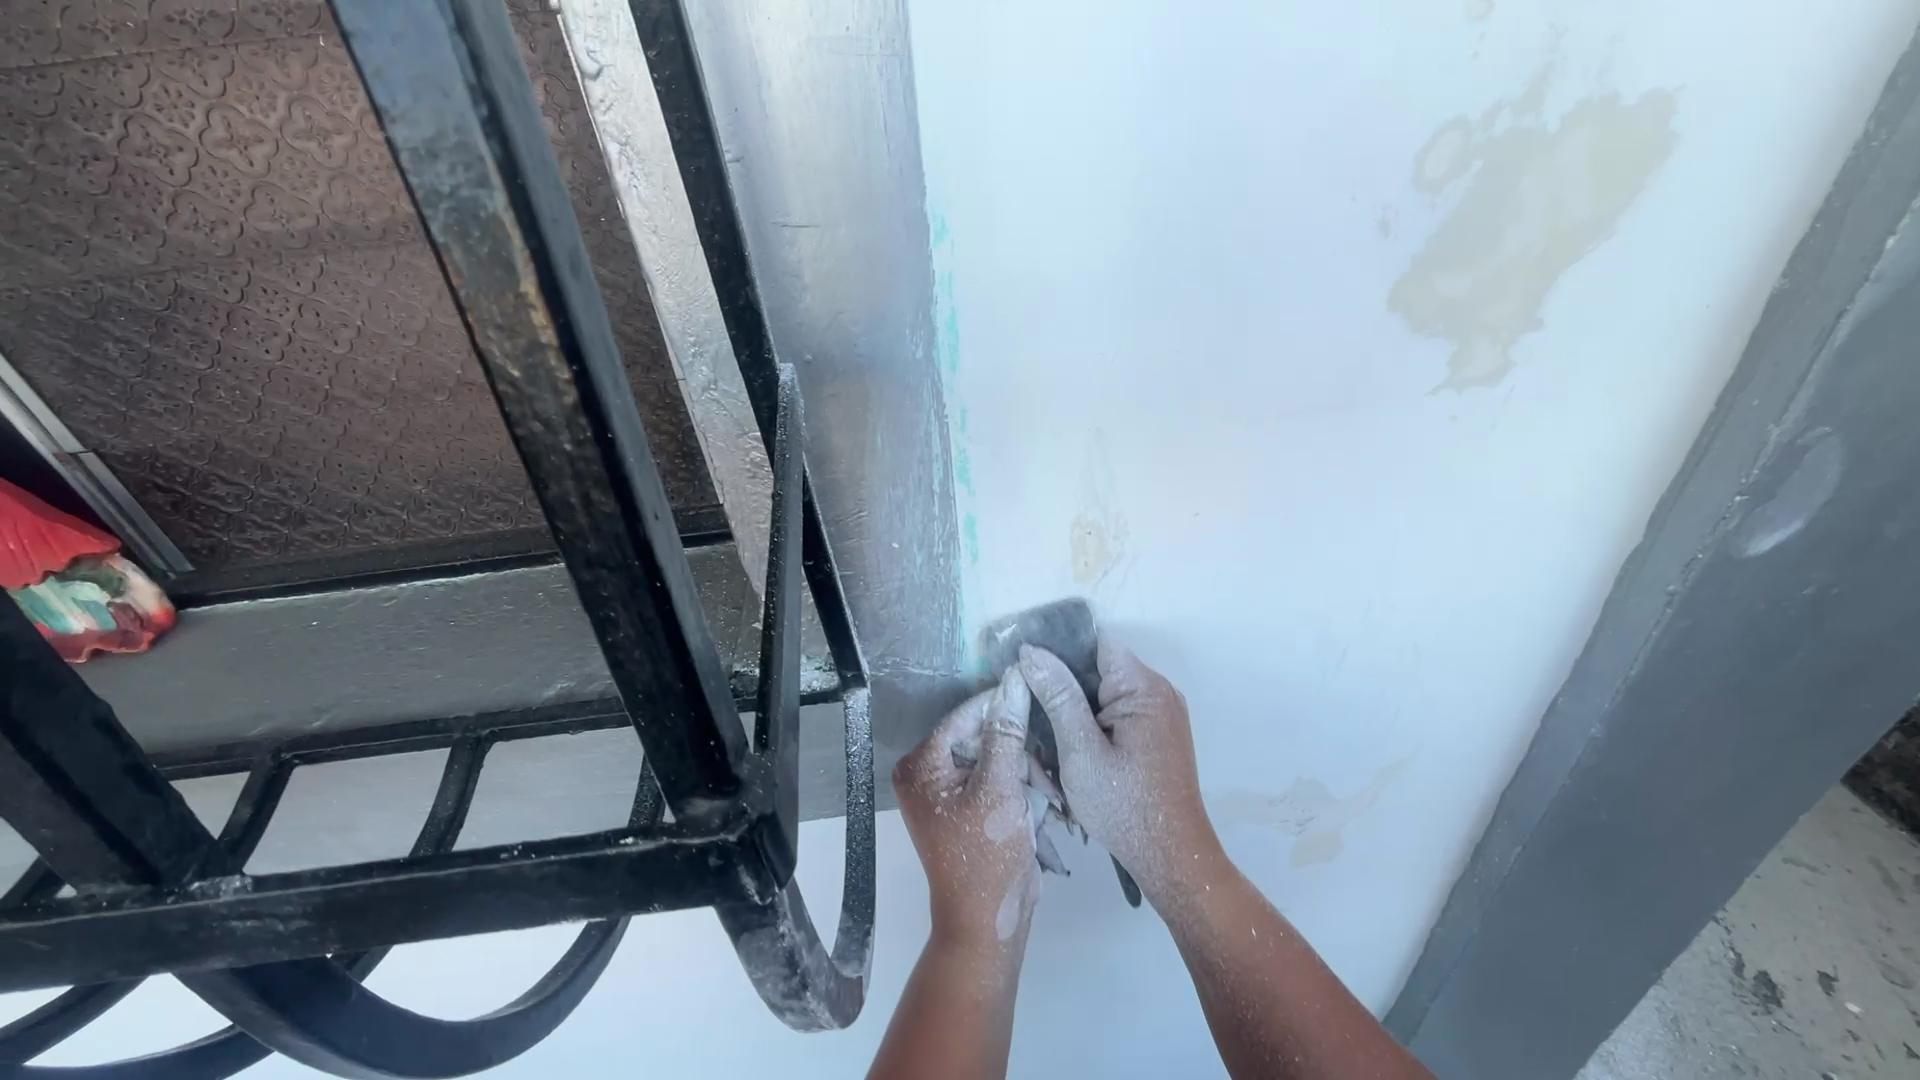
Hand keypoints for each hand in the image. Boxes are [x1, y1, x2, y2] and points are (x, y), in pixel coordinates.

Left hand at [892, 667, 1042, 952]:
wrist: (991, 920)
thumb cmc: (987, 856)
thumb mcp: (999, 789)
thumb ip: (1007, 733)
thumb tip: (1014, 680)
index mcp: (922, 765)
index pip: (965, 716)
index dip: (1002, 704)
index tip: (1040, 691)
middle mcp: (929, 772)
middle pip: (983, 735)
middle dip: (1019, 751)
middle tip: (1044, 768)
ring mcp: (950, 790)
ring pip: (998, 755)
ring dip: (1026, 770)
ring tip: (1046, 793)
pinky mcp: (972, 805)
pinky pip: (999, 778)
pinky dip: (1022, 786)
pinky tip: (1042, 800)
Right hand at [1018, 639, 1216, 909]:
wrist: (1171, 857)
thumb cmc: (1124, 807)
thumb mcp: (1080, 751)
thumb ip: (1057, 696)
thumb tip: (1031, 651)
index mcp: (1144, 687)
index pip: (1096, 643)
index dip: (1059, 650)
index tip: (1024, 668)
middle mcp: (1159, 691)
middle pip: (1100, 666)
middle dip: (1064, 683)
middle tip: (1027, 705)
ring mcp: (1162, 713)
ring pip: (1106, 691)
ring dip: (1076, 707)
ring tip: (1045, 730)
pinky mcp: (1158, 733)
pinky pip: (1118, 712)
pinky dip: (1093, 723)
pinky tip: (1071, 746)